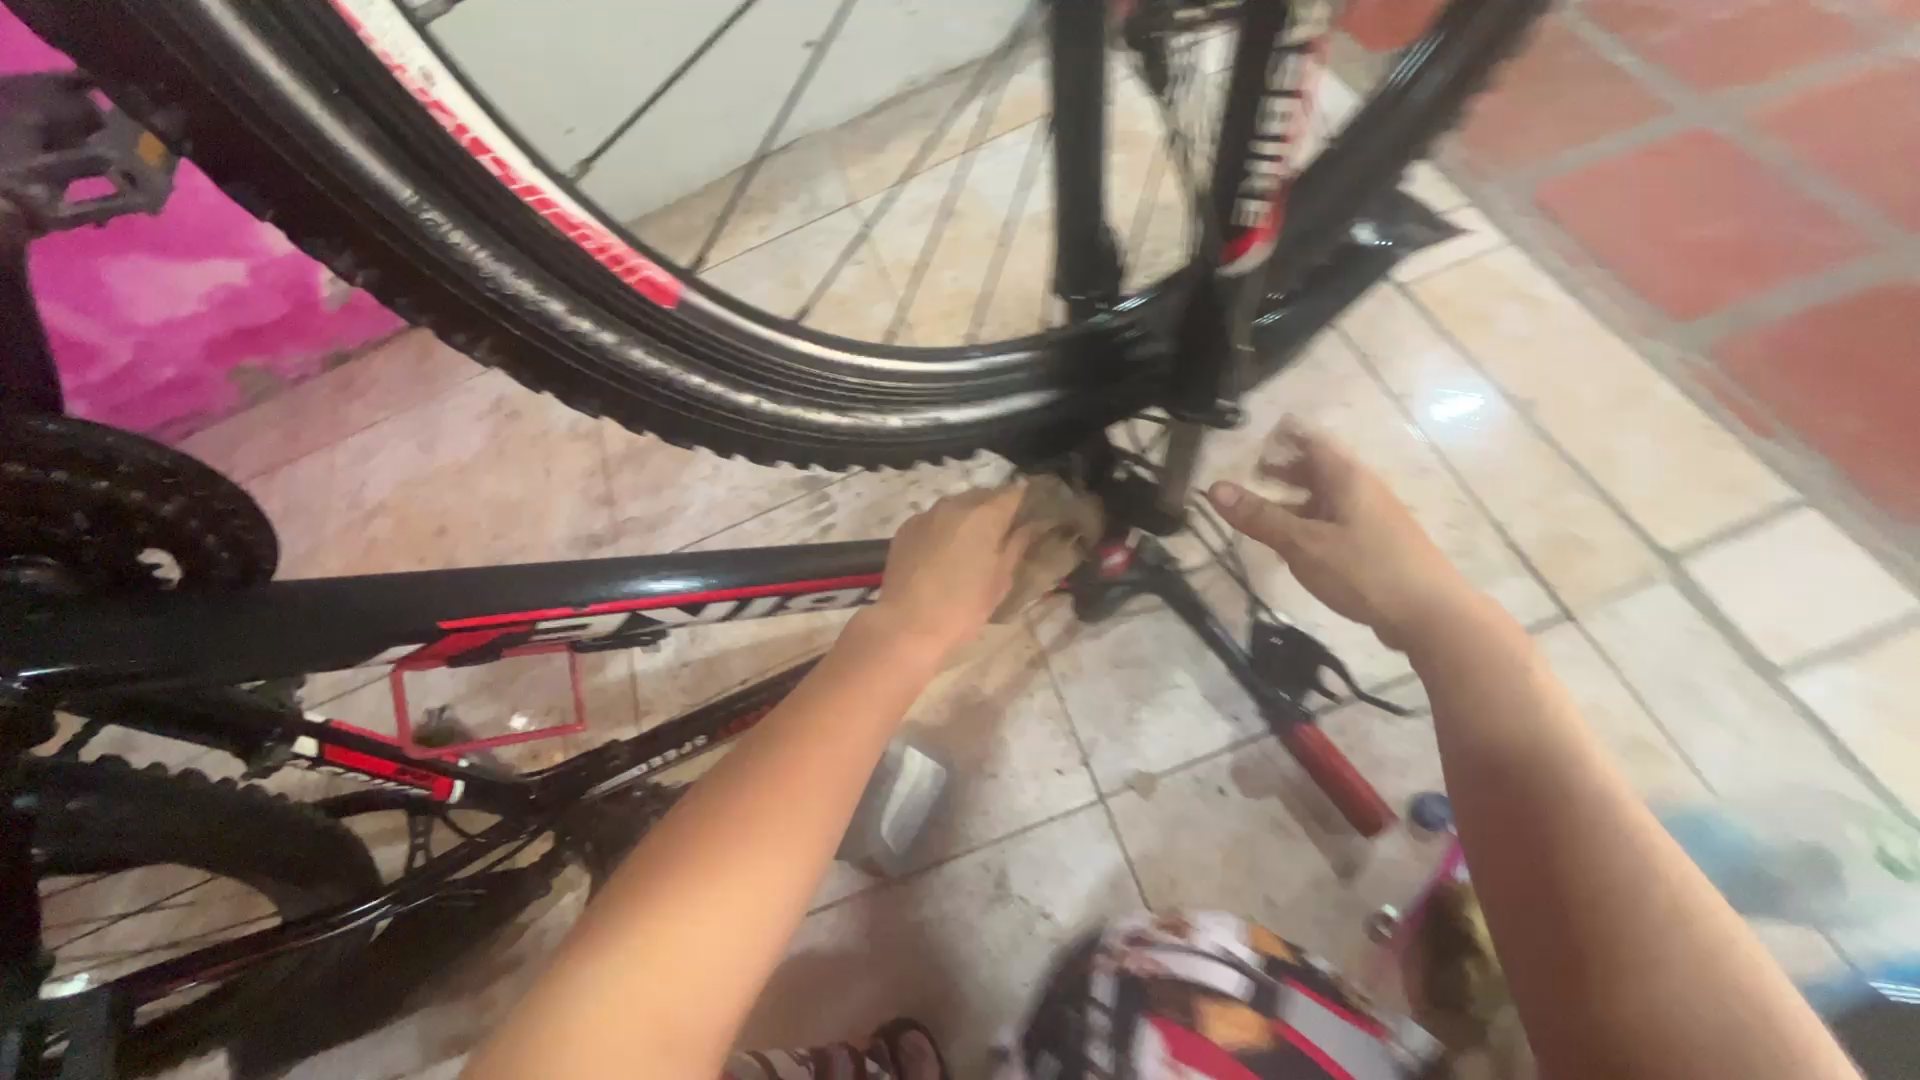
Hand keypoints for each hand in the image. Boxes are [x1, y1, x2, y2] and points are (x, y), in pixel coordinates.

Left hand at [865, 484, 1034, 658]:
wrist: (906, 625)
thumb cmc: (963, 607)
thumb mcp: (1000, 580)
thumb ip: (1017, 545)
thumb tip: (1033, 524)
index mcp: (984, 515)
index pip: (1014, 493)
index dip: (1025, 501)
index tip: (1031, 515)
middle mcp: (955, 505)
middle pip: (983, 495)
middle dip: (996, 508)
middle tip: (1004, 533)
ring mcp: (926, 514)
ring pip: (956, 505)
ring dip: (968, 516)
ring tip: (972, 543)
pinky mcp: (906, 528)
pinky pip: (933, 518)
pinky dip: (944, 527)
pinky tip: (944, 551)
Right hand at [1205, 423, 1476, 649]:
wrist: (1432, 614)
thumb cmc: (1364, 571)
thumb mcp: (1303, 544)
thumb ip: (1259, 516)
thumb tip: (1214, 488)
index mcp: (1346, 477)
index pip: (1310, 440)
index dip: (1282, 437)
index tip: (1254, 445)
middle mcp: (1362, 488)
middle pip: (1319, 467)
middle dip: (1284, 470)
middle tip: (1252, 477)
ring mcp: (1374, 517)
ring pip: (1327, 497)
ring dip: (1296, 499)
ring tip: (1265, 514)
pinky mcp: (1378, 543)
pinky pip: (1337, 521)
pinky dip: (1311, 522)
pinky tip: (1297, 546)